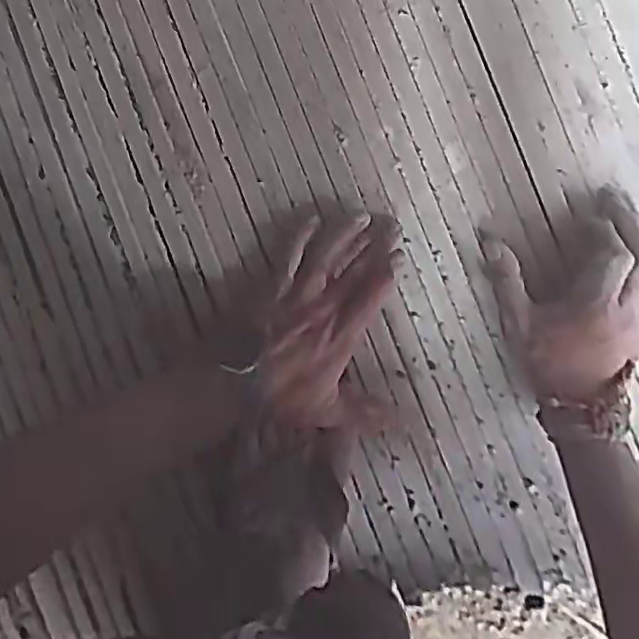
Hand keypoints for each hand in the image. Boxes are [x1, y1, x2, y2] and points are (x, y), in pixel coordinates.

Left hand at [252, 214, 402, 430]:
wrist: (239, 379)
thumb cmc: (282, 396)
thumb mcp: (326, 410)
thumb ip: (362, 411)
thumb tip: (397, 420)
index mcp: (340, 337)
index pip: (368, 300)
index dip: (385, 277)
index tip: (399, 256)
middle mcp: (323, 310)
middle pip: (354, 274)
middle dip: (374, 250)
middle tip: (391, 229)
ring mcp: (298, 295)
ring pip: (327, 260)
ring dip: (345, 237)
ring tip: (361, 218)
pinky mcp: (274, 287)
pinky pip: (289, 257)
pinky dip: (301, 238)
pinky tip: (312, 221)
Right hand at [484, 188, 638, 404]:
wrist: (581, 409)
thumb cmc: (547, 364)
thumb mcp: (518, 322)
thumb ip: (506, 281)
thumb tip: (490, 242)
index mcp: (596, 304)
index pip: (612, 257)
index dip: (602, 230)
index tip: (585, 215)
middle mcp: (626, 309)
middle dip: (630, 225)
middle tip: (614, 200)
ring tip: (627, 224)